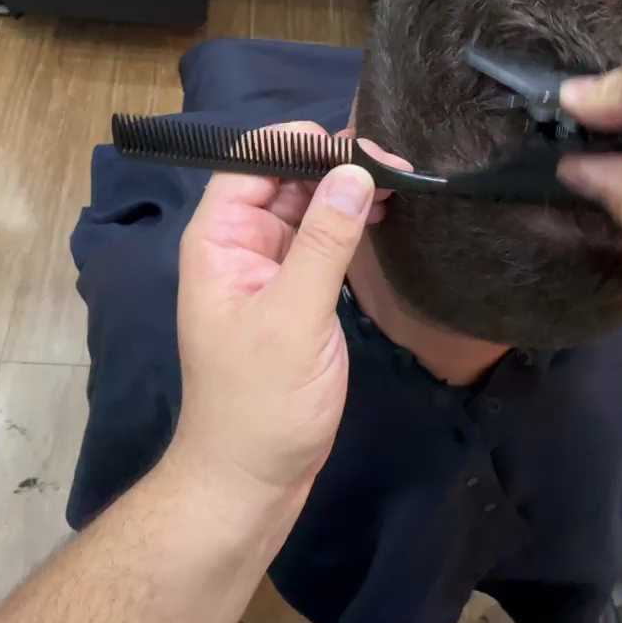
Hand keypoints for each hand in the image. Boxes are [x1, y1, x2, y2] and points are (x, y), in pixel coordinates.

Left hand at [170, 123, 403, 502]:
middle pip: (284, 177)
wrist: (253, 478)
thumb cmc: (262, 402)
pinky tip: (383, 214)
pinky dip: (349, 222)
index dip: (299, 144)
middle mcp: (241, 242)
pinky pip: (321, 238)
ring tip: (401, 183)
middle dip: (334, 163)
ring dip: (347, 189)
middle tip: (397, 165)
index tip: (356, 147)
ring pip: (307, 204)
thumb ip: (325, 242)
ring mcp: (269, 266)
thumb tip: (355, 171)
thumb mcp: (295, 317)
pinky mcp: (296, 290)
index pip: (251, 162)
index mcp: (220, 238)